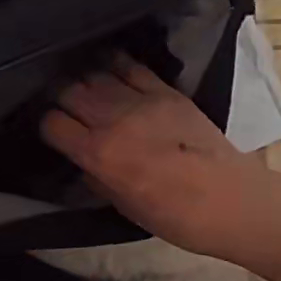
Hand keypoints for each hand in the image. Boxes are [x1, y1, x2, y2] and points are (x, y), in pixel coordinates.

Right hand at [40, 53, 279, 253]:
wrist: (233, 204)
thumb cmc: (174, 217)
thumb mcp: (121, 205)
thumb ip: (95, 176)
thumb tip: (81, 158)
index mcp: (98, 154)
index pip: (52, 123)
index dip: (47, 125)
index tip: (54, 131)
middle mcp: (112, 121)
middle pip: (67, 91)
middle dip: (59, 98)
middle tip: (64, 106)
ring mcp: (140, 101)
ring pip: (94, 74)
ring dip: (83, 80)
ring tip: (84, 87)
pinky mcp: (166, 92)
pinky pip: (130, 66)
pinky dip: (114, 63)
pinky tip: (108, 67)